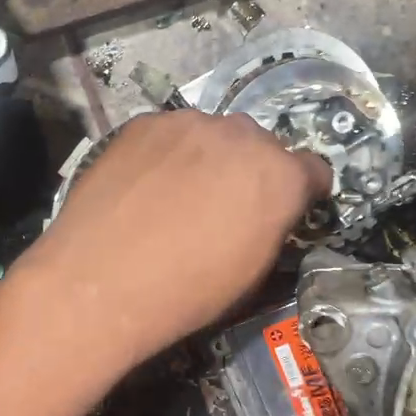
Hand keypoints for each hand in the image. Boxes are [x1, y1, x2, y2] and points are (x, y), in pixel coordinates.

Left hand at [7, 109, 330, 365]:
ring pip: (213, 136)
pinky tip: (144, 189)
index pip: (314, 170)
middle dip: (252, 172)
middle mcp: (243, 136)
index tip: (285, 211)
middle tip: (224, 208)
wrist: (102, 282)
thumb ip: (271, 229)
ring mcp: (190, 124)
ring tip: (177, 197)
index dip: (301, 193)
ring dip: (208, 159)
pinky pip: (169, 135)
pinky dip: (166, 155)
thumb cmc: (188, 292)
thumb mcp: (252, 275)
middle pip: (261, 147)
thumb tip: (267, 217)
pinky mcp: (143, 123)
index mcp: (281, 177)